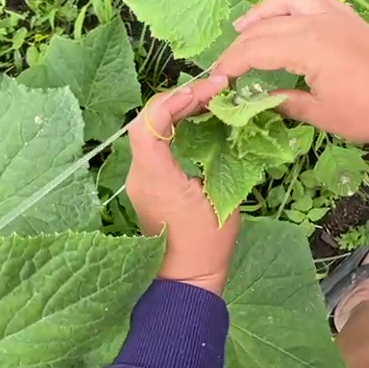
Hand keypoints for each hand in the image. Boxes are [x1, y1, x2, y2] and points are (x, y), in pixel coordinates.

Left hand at [126, 77, 240, 294]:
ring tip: (209, 99)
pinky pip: (154, 142)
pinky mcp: (146, 181)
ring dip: (178, 108)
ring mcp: (140, 178)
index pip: (150, 123)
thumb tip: (228, 125)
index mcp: (156, 177)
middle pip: (149, 119)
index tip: (209, 90)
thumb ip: (221, 158)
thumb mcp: (222, 199)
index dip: (176, 98)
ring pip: (150, 128)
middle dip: (181, 97)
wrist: (184, 278)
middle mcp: (140, 173)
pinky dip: (175, 124)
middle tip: (215, 89)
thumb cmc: (206, 245)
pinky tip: (198, 118)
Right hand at [209, 0, 368, 154]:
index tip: (216, 81)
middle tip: (224, 65)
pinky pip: (312, 1)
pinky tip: (284, 18)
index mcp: (308, 46)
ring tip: (243, 27)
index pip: (255, 50)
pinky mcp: (349, 18)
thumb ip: (283, 101)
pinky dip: (291, 6)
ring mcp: (336, 15)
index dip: (231, 64)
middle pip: (265, 27)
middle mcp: (318, 22)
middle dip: (240, 45)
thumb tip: (256, 100)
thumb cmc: (368, 114)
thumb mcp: (320, 114)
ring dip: (261, 13)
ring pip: (287, 2)